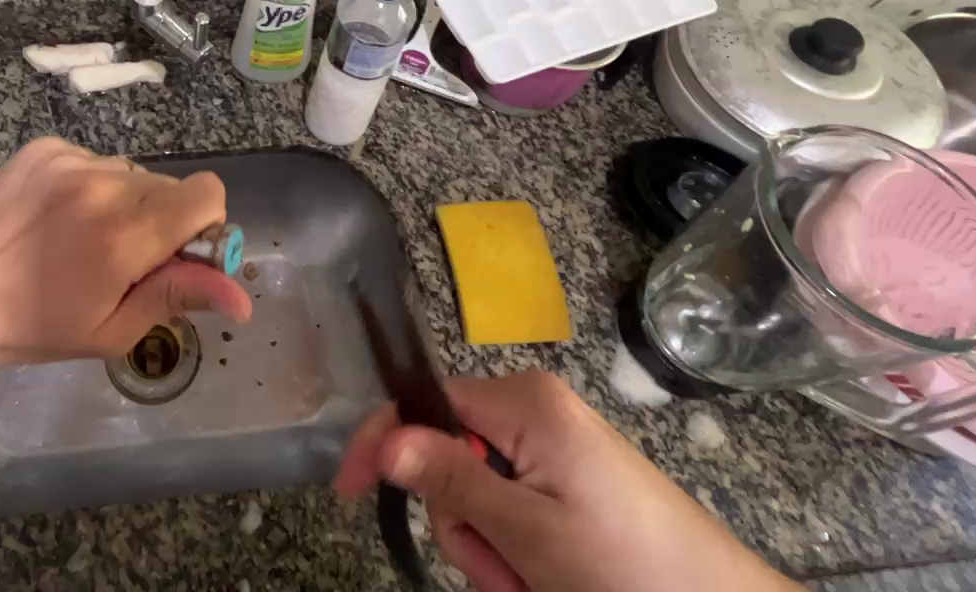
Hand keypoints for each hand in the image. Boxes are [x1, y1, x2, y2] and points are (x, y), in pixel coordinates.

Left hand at [0, 137, 253, 368]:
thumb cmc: (37, 326)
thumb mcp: (113, 329)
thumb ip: (179, 297)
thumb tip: (241, 296)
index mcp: (125, 235)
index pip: (206, 192)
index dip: (204, 222)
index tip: (178, 251)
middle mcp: (102, 185)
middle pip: (168, 185)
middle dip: (160, 218)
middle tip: (123, 255)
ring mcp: (69, 160)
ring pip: (131, 172)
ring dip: (124, 201)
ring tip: (82, 236)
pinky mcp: (44, 148)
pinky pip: (94, 161)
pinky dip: (89, 185)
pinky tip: (58, 217)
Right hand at [335, 372, 800, 591]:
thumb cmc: (627, 570)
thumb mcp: (528, 532)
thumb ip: (451, 479)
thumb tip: (384, 438)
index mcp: (524, 403)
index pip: (425, 402)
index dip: (384, 442)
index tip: (348, 490)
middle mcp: (535, 409)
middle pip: (450, 453)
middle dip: (464, 522)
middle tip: (504, 570)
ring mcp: (554, 445)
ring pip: (478, 491)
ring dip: (491, 547)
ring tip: (534, 583)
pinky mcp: (570, 479)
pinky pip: (512, 505)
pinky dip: (516, 550)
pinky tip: (546, 580)